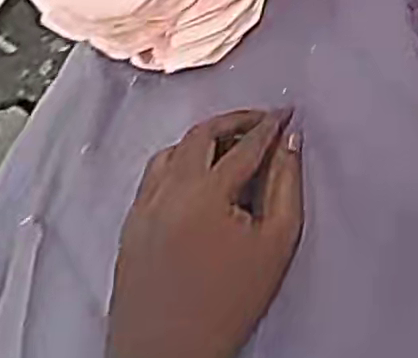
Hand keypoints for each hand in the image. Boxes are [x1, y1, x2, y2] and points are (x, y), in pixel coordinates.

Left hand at [108, 108, 303, 357]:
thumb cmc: (229, 303)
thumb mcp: (277, 239)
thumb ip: (287, 181)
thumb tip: (289, 141)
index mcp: (203, 196)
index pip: (244, 144)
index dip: (271, 123)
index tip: (288, 113)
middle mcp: (165, 197)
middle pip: (200, 136)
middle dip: (236, 121)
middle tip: (263, 121)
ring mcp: (140, 214)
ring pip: (171, 153)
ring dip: (205, 140)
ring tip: (233, 146)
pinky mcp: (128, 232)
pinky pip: (153, 178)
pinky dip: (181, 162)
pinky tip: (202, 175)